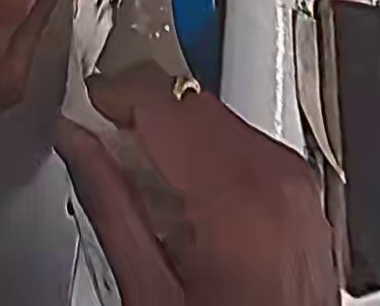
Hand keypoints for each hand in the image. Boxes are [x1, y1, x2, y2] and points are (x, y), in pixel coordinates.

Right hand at [55, 65, 336, 305]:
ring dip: (172, 128)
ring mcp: (297, 181)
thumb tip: (76, 141)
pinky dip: (205, 147)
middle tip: (103, 134)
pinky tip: (183, 188)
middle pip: (189, 102)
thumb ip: (108, 201)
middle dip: (142, 110)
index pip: (164, 102)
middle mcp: (275, 176)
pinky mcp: (303, 189)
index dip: (117, 93)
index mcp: (236, 198)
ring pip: (214, 114)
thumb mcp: (149, 291)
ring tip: (142, 171)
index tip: (89, 102)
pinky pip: (242, 138)